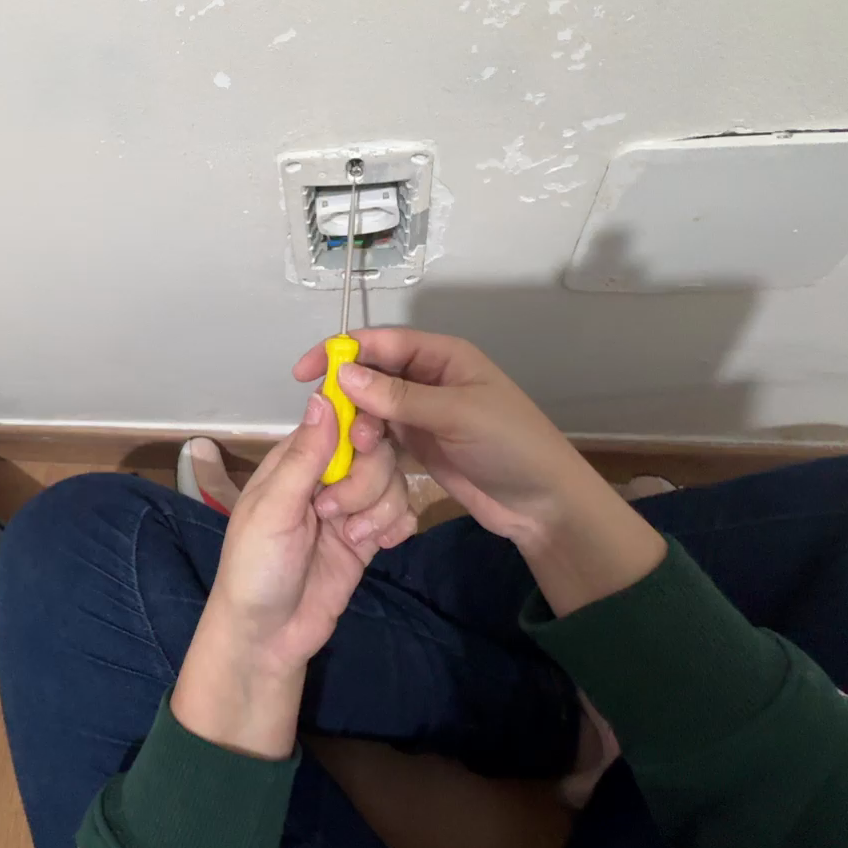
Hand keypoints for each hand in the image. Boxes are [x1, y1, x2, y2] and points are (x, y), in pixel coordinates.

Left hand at [171, 393, 415, 757]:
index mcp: (294, 459)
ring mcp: (349, 505)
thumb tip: (322, 397)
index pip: (338, 419)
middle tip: (335, 514)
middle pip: (374, 448)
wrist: (269, 637)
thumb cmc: (256, 567)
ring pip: (392, 480)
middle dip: (366, 481)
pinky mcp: (368, 535)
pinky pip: (401, 512)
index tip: (365, 444)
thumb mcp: (273, 510)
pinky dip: (397, 525)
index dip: (359, 422)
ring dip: (379, 508)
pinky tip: (380, 546)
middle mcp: (324, 475)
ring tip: (352, 539)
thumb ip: (303, 457)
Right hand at [293, 328, 604, 542]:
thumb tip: (344, 374)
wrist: (542, 505)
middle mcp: (426, 378)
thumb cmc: (510, 446)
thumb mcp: (456, 415)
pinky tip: (356, 460)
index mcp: (441, 356)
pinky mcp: (417, 443)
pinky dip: (365, 445)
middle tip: (331, 424)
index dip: (340, 351)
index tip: (304, 372)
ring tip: (358, 449)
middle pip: (370, 373)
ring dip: (357, 424)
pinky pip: (380, 434)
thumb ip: (398, 396)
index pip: (381, 342)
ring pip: (370, 407)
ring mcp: (420, 412)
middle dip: (347, 395)